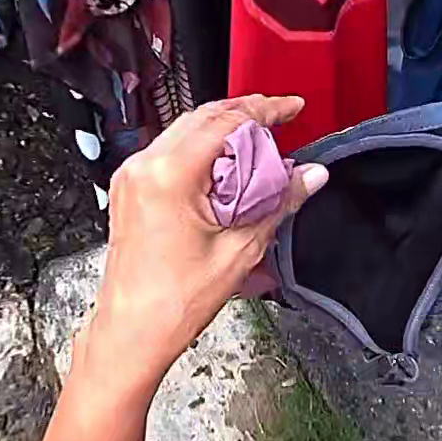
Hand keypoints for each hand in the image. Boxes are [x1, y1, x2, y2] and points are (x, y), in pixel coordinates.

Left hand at [87, 96, 327, 380]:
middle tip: (280, 119)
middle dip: (246, 112)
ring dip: (225, 129)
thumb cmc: (175, 301)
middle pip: (204, 117)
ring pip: (186, 130)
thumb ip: (280, 201)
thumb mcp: (241, 248)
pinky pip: (172, 150)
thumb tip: (311, 175)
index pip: (226, 121)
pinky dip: (204, 148)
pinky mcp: (131, 189)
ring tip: (260, 141)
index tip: (292, 108)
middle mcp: (144, 166)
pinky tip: (228, 163)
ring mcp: (132, 176)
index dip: (266, 110)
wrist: (132, 332)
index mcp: (169, 175)